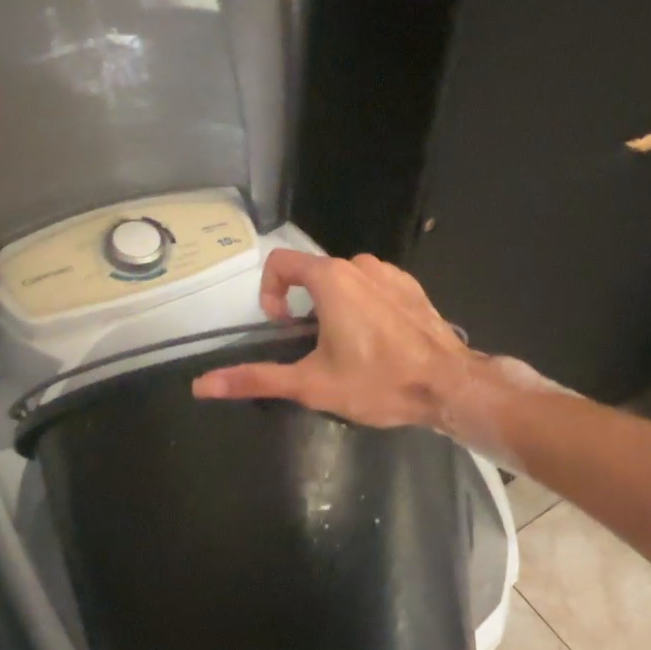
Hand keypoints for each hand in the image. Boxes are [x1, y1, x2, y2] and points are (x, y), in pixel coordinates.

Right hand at [192, 251, 476, 430]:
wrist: (449, 386)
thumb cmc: (377, 382)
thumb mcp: (311, 384)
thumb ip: (256, 378)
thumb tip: (202, 385)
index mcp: (331, 279)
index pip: (279, 263)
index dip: (269, 292)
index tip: (283, 326)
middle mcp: (360, 265)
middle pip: (313, 274)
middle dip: (304, 306)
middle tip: (315, 348)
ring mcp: (390, 273)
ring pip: (345, 281)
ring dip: (334, 307)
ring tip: (347, 349)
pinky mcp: (412, 287)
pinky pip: (374, 287)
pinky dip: (364, 306)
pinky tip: (377, 343)